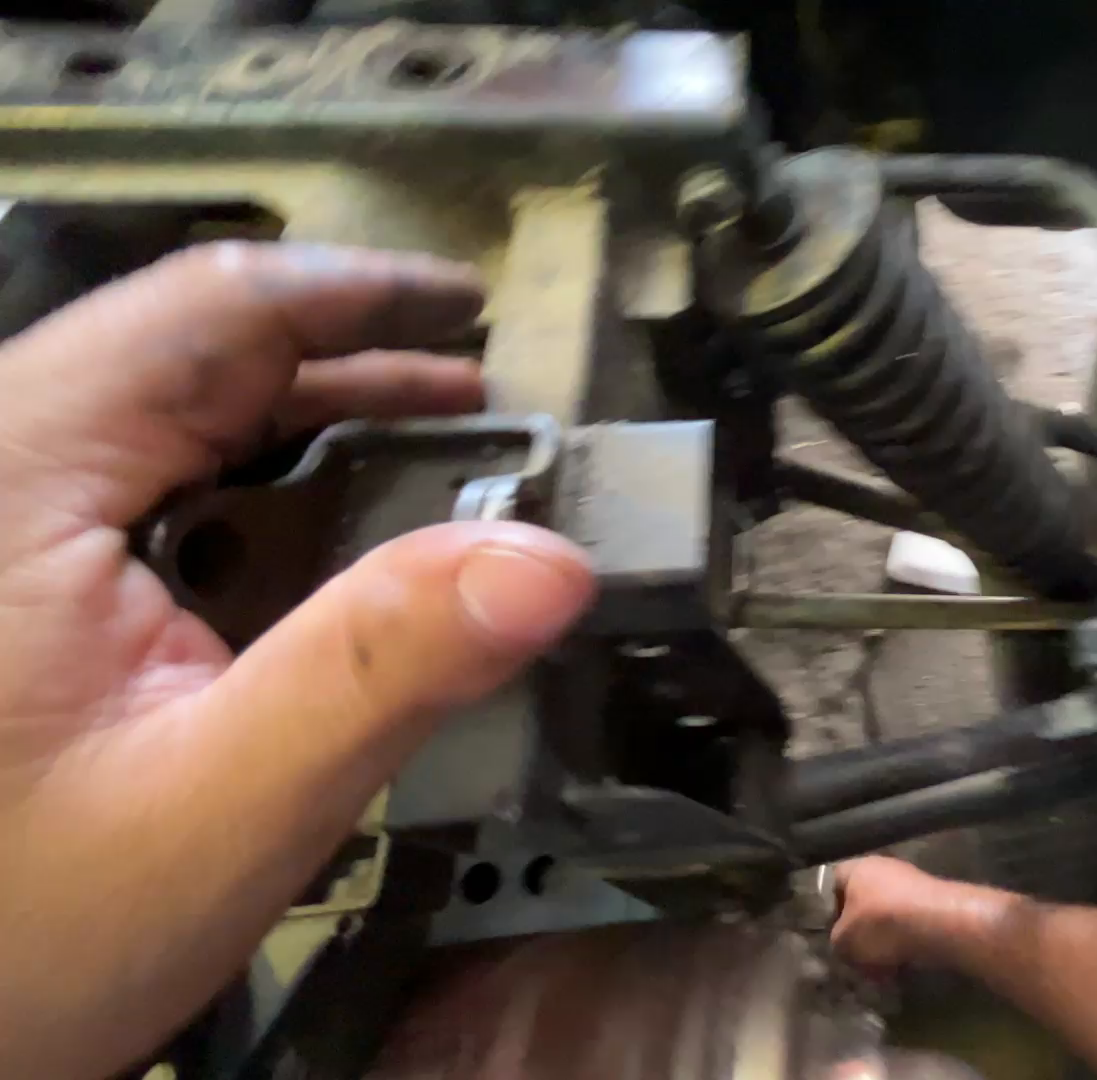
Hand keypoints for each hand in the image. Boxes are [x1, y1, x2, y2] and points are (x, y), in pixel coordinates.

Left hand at [0, 242, 595, 1078]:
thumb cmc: (9, 947)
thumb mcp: (228, 802)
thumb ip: (390, 665)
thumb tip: (555, 564)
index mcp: (0, 486)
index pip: (202, 315)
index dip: (354, 289)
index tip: (470, 303)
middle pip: (195, 359)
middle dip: (359, 365)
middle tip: (487, 400)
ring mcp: (0, 535)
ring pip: (181, 423)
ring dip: (326, 423)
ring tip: (445, 445)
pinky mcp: (15, 589)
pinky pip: (166, 493)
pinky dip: (282, 487)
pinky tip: (347, 533)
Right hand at [831, 856, 947, 971]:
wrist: (935, 923)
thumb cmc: (881, 923)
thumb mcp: (844, 940)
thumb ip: (836, 940)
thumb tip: (843, 942)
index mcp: (858, 868)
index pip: (833, 882)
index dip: (828, 908)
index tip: (830, 933)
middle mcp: (883, 869)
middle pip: (861, 903)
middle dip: (858, 932)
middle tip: (854, 958)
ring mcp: (908, 884)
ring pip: (883, 918)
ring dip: (879, 944)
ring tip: (876, 971)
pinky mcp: (927, 902)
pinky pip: (905, 925)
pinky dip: (899, 944)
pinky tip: (897, 968)